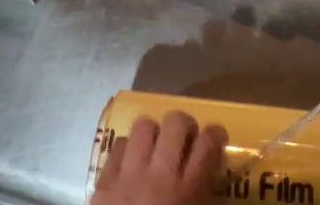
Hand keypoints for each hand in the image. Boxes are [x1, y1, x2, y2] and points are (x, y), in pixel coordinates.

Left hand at [93, 112, 228, 204]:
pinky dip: (128, 151)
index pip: (209, 142)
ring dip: (154, 134)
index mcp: (188, 192)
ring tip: (156, 150)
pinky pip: (118, 145)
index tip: (216, 138)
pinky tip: (132, 166)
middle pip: (176, 122)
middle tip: (184, 142)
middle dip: (184, 126)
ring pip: (144, 125)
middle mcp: (160, 176)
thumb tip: (213, 174)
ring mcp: (128, 176)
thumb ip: (206, 198)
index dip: (216, 134)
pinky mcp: (103, 182)